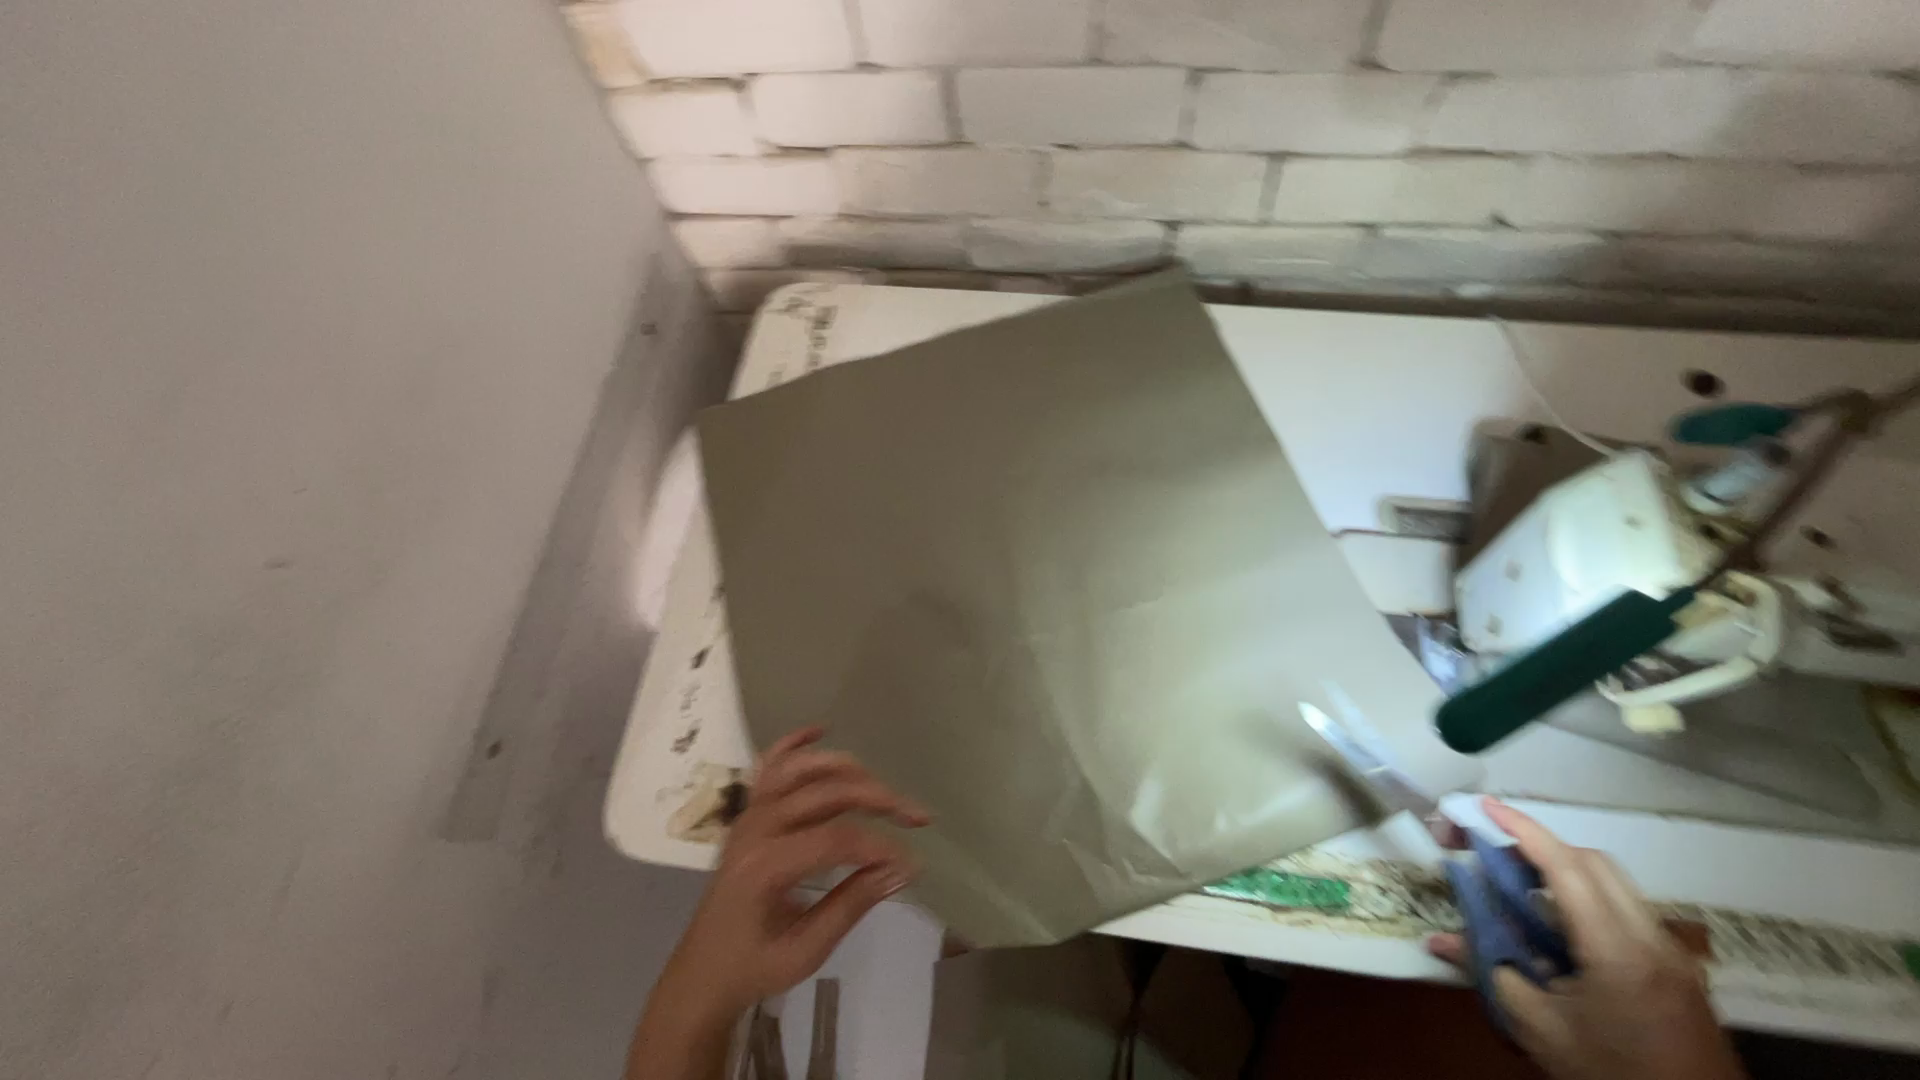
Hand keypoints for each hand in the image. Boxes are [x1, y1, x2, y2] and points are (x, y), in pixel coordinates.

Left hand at [629, 728, 928, 1079]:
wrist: (702, 972)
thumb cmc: (754, 967)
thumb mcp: (806, 950)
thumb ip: (852, 904)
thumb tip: (902, 868)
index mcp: (765, 866)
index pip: (836, 838)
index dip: (879, 845)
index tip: (912, 862)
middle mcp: (755, 828)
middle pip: (825, 793)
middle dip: (878, 799)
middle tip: (918, 817)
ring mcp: (748, 815)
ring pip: (801, 769)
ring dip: (847, 769)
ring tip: (884, 789)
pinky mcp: (747, 813)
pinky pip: (769, 766)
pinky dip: (795, 743)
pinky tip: (821, 730)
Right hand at [1427, 798, 1745, 1079]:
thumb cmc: (1611, 1073)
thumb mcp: (1537, 1026)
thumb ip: (1490, 971)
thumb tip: (1438, 940)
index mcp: (1616, 949)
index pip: (1566, 867)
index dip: (1522, 829)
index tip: (1483, 806)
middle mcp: (1652, 939)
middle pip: (1593, 863)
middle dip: (1539, 844)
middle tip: (1491, 849)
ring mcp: (1672, 953)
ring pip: (1613, 884)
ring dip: (1563, 871)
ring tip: (1518, 886)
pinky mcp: (1677, 969)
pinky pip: (1625, 910)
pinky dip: (1584, 898)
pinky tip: (1556, 928)